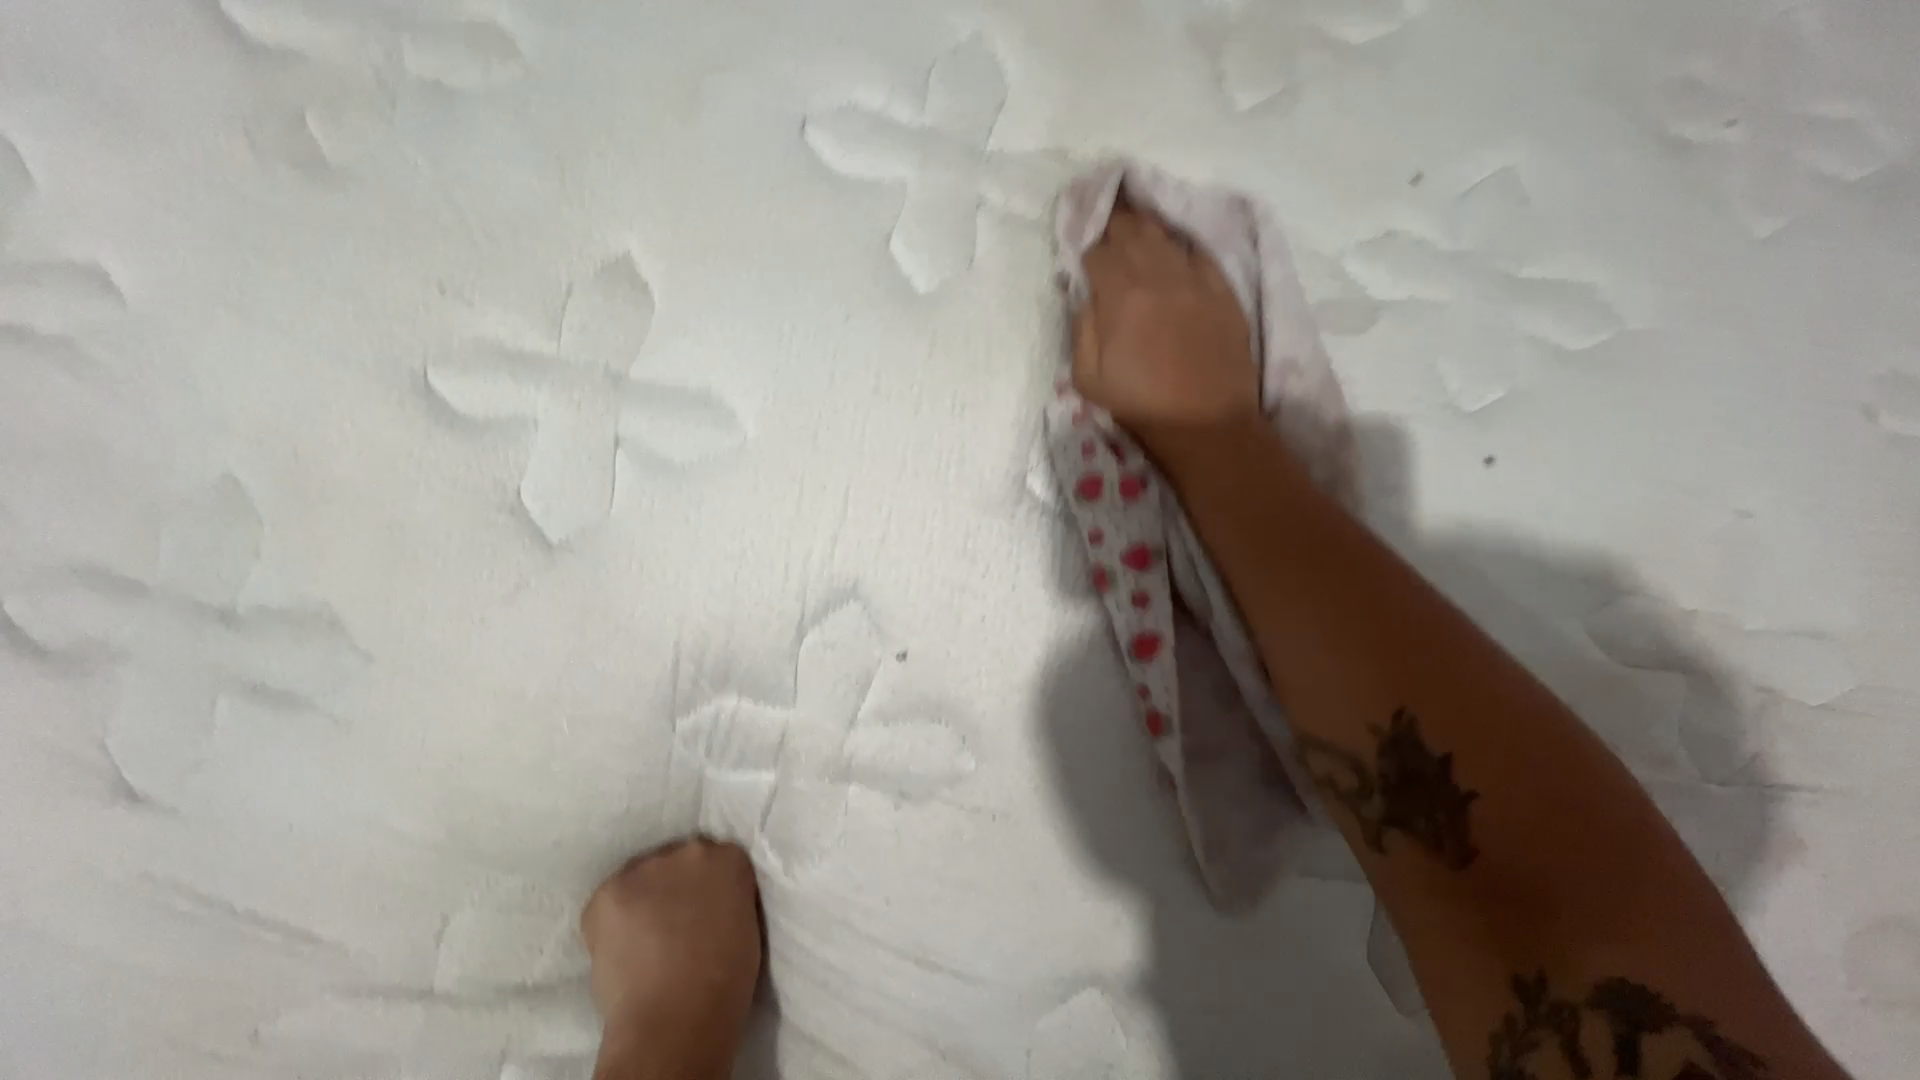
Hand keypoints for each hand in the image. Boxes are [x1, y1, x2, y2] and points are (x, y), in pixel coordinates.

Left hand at [581, 839, 761, 1079]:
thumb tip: (707, 904)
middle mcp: (689, 850)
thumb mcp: (744, 925)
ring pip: (641, 878)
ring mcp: (645, 868)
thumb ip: (726, 899)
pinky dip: (612, 922)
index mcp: (730, 857)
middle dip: (674, 887)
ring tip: (643, 941)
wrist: (676, 1016)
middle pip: (677, 862)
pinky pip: (610, 901)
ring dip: (643, 899)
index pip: (718, 861)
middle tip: (673, 927)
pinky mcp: (607, 892)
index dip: (708, 890)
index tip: (705, 915)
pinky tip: (623, 950)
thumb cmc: (725, 980)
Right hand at [1072, 198, 1259, 450]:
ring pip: (1165, 235)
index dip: (1085, 246)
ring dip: (1144, 228)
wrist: (1207, 424)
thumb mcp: (1086, 377)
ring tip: (1133, 226)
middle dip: (1113, 224)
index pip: (1097, 250)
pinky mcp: (1223, 291)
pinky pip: (1198, 253)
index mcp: (1121, 296)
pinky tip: (1172, 251)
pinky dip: (1179, 247)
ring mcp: (1195, 280)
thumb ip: (1082, 327)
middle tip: (1103, 224)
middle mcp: (1159, 276)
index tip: (1081, 252)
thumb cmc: (1140, 406)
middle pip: (1131, 230)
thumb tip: (1087, 295)